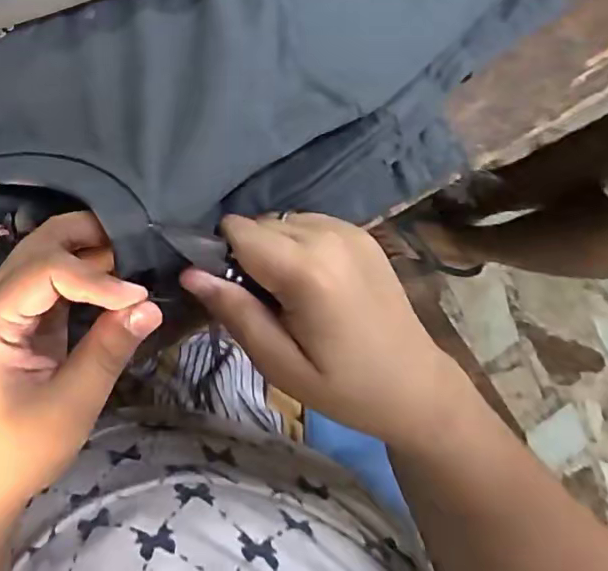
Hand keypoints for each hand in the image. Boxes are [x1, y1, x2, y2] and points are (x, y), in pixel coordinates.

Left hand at [0, 211, 162, 514]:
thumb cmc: (21, 448)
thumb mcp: (71, 406)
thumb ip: (108, 350)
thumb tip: (150, 306)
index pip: (48, 269)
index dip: (96, 277)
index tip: (139, 294)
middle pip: (45, 241)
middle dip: (92, 238)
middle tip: (139, 250)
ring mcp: (10, 298)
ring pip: (52, 247)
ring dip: (92, 247)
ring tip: (135, 261)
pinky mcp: (27, 308)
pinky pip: (59, 271)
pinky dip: (89, 269)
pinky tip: (118, 278)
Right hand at [180, 213, 466, 446]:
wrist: (418, 387)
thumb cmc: (344, 388)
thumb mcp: (280, 365)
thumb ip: (235, 312)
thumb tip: (190, 272)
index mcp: (308, 271)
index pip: (238, 230)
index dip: (225, 258)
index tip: (239, 294)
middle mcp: (327, 235)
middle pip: (257, 223)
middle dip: (250, 255)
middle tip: (270, 303)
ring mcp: (346, 228)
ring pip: (279, 219)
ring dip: (273, 248)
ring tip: (294, 292)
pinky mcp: (359, 230)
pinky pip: (304, 221)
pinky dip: (297, 243)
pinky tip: (316, 279)